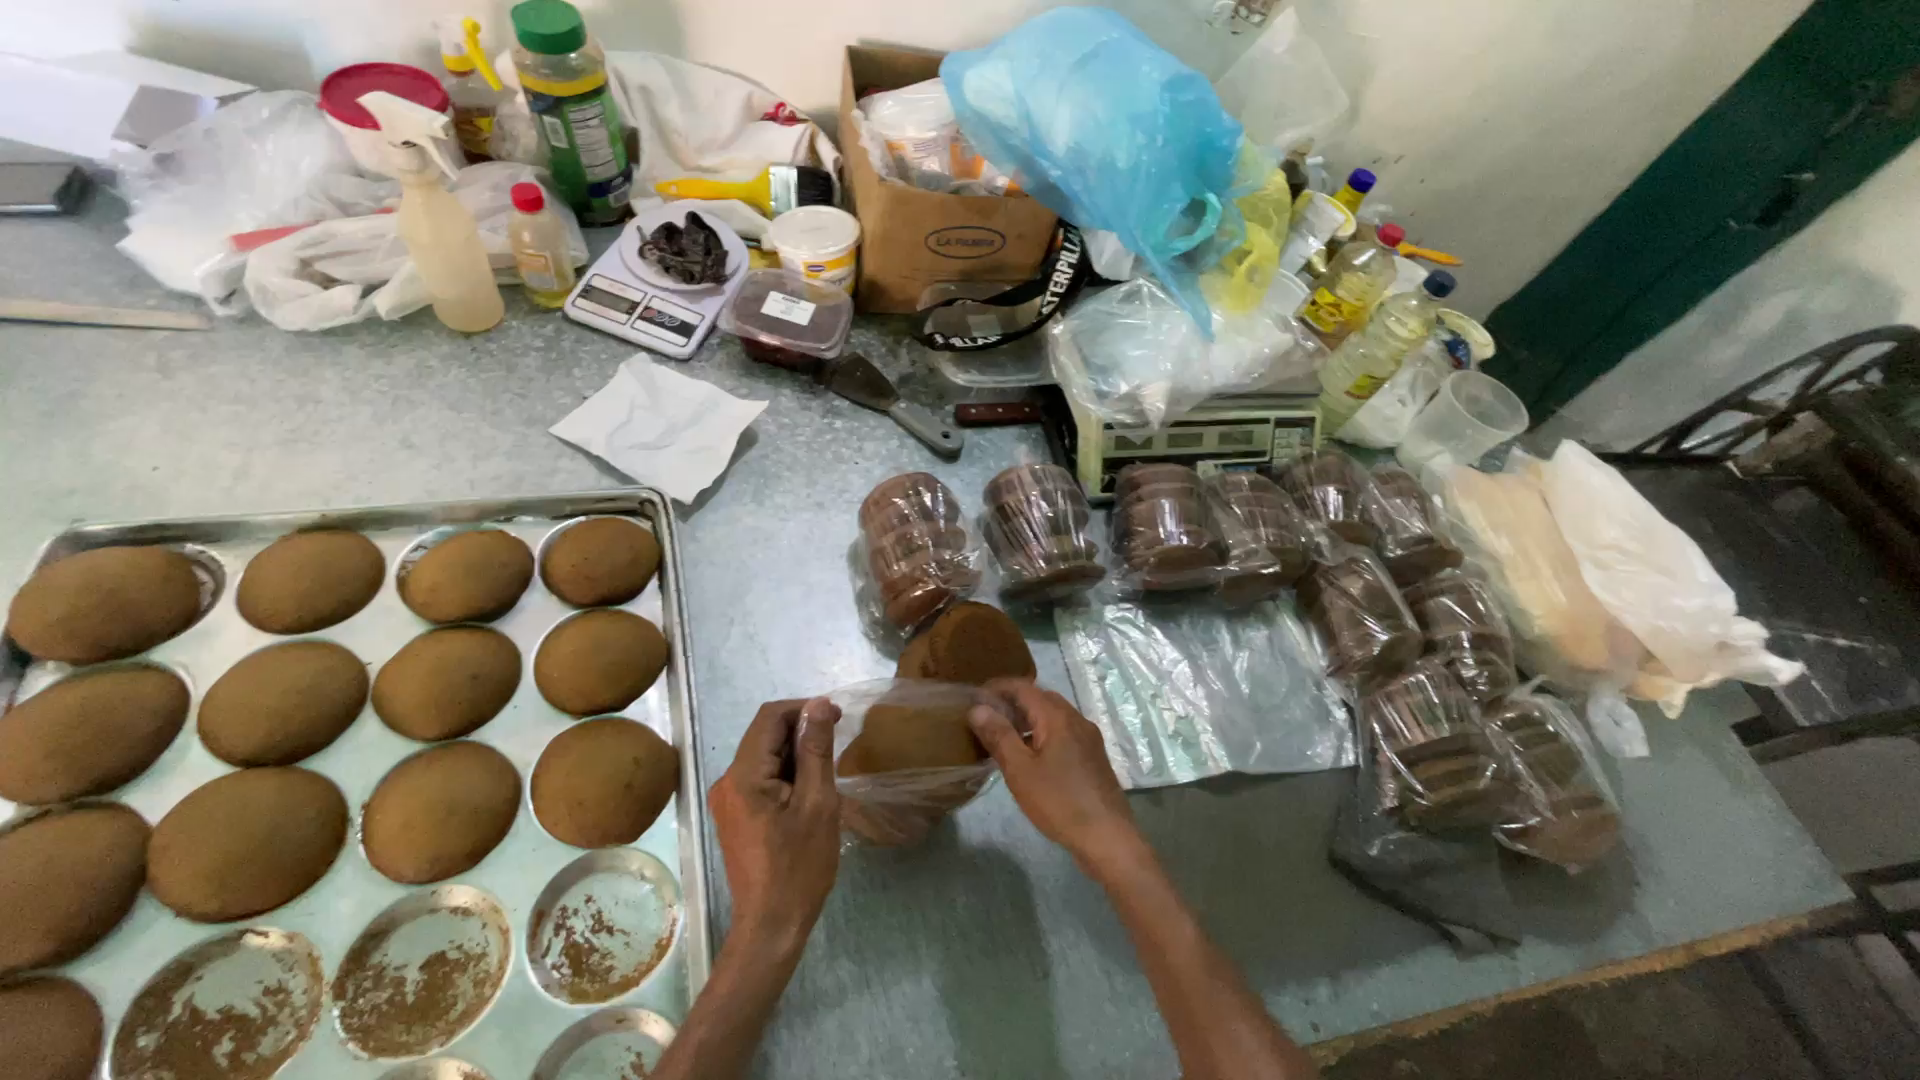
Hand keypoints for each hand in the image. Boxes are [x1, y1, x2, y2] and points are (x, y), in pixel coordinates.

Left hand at [709, 698, 841, 946]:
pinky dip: (787, 774)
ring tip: (829, 770)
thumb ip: (816, 750)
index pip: (770, 717)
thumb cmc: (799, 867)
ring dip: (796, 753)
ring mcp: (728, 800)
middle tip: (839, 743)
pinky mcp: (736, 815)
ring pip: (765, 757)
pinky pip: (761, 778)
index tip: (837, 717)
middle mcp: (727, 782)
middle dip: (802, 731)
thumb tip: (817, 705)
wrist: (771, 926)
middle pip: (765, 735)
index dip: (804, 708)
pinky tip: (811, 791)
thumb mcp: (818, 803)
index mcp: (743, 776)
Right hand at [968, 680, 1140, 868]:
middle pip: (1041, 698)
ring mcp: (1088, 738)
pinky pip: (1063, 733)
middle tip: (986, 717)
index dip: (997, 688)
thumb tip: (978, 708)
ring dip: (1028, 719)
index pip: (1024, 687)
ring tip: (1003, 736)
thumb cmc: (1059, 802)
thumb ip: (999, 736)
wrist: (1107, 837)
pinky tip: (1030, 756)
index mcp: (1058, 717)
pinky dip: (1042, 733)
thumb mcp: (1020, 770)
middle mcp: (1077, 720)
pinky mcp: (1093, 757)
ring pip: (1053, 716)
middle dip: (1012, 702)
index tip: (974, 698)